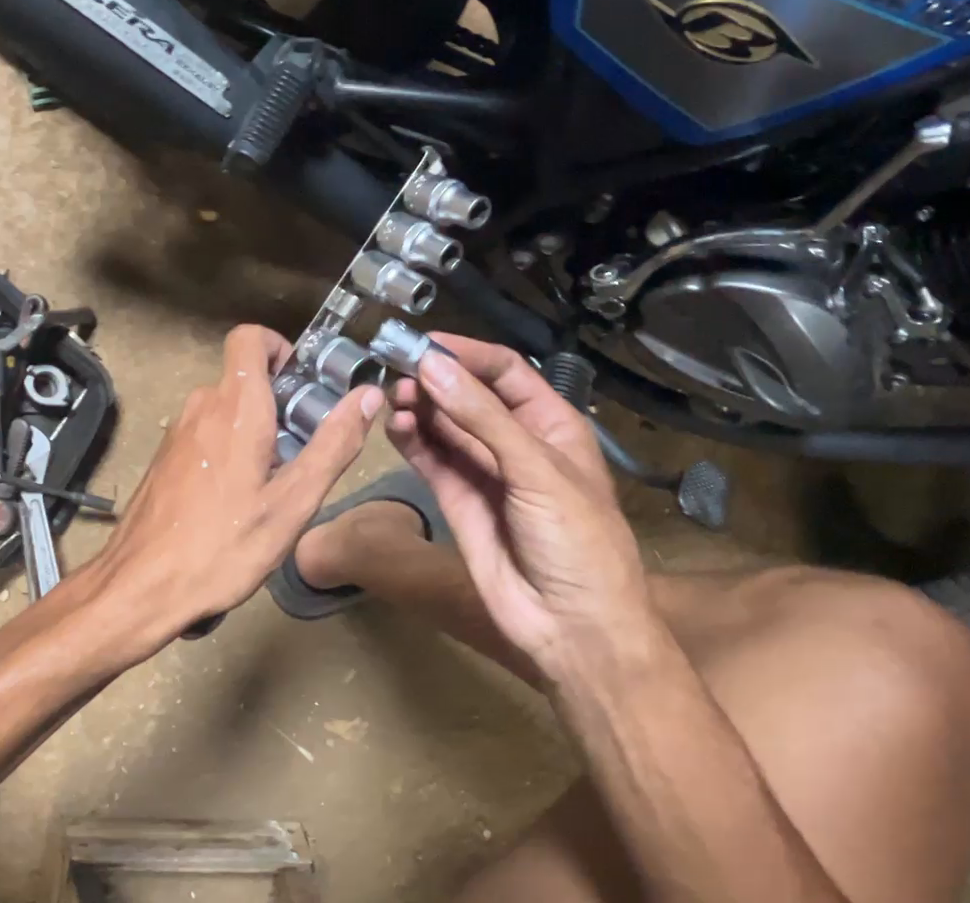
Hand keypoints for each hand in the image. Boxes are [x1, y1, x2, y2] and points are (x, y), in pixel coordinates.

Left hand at [85, 325, 382, 654]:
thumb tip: (368, 396)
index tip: (302, 385)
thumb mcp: (292, 503)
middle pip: (243, 379)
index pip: (249, 337)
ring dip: (254, 432)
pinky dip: (228, 450)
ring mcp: (176, 433)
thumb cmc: (223, 546)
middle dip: (278, 404)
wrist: (140, 586)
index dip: (278, 347)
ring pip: (224, 410)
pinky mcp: (163, 459)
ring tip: (272, 485)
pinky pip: (205, 435)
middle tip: (302, 450)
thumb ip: (333, 445)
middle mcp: (201, 407)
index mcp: (235, 406)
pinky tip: (235, 501)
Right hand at [386, 335, 653, 678]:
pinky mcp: (455, 499)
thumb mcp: (537, 471)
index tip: (424, 344)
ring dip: (418, 408)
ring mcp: (482, 471)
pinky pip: (429, 459)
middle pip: (468, 395)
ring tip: (393, 399)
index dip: (467, 355)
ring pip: (443, 426)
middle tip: (396, 371)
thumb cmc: (576, 540)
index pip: (505, 373)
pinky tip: (395, 427)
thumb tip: (429, 367)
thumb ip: (481, 419)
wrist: (572, 625)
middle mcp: (514, 442)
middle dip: (435, 381)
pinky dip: (410, 441)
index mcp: (551, 426)